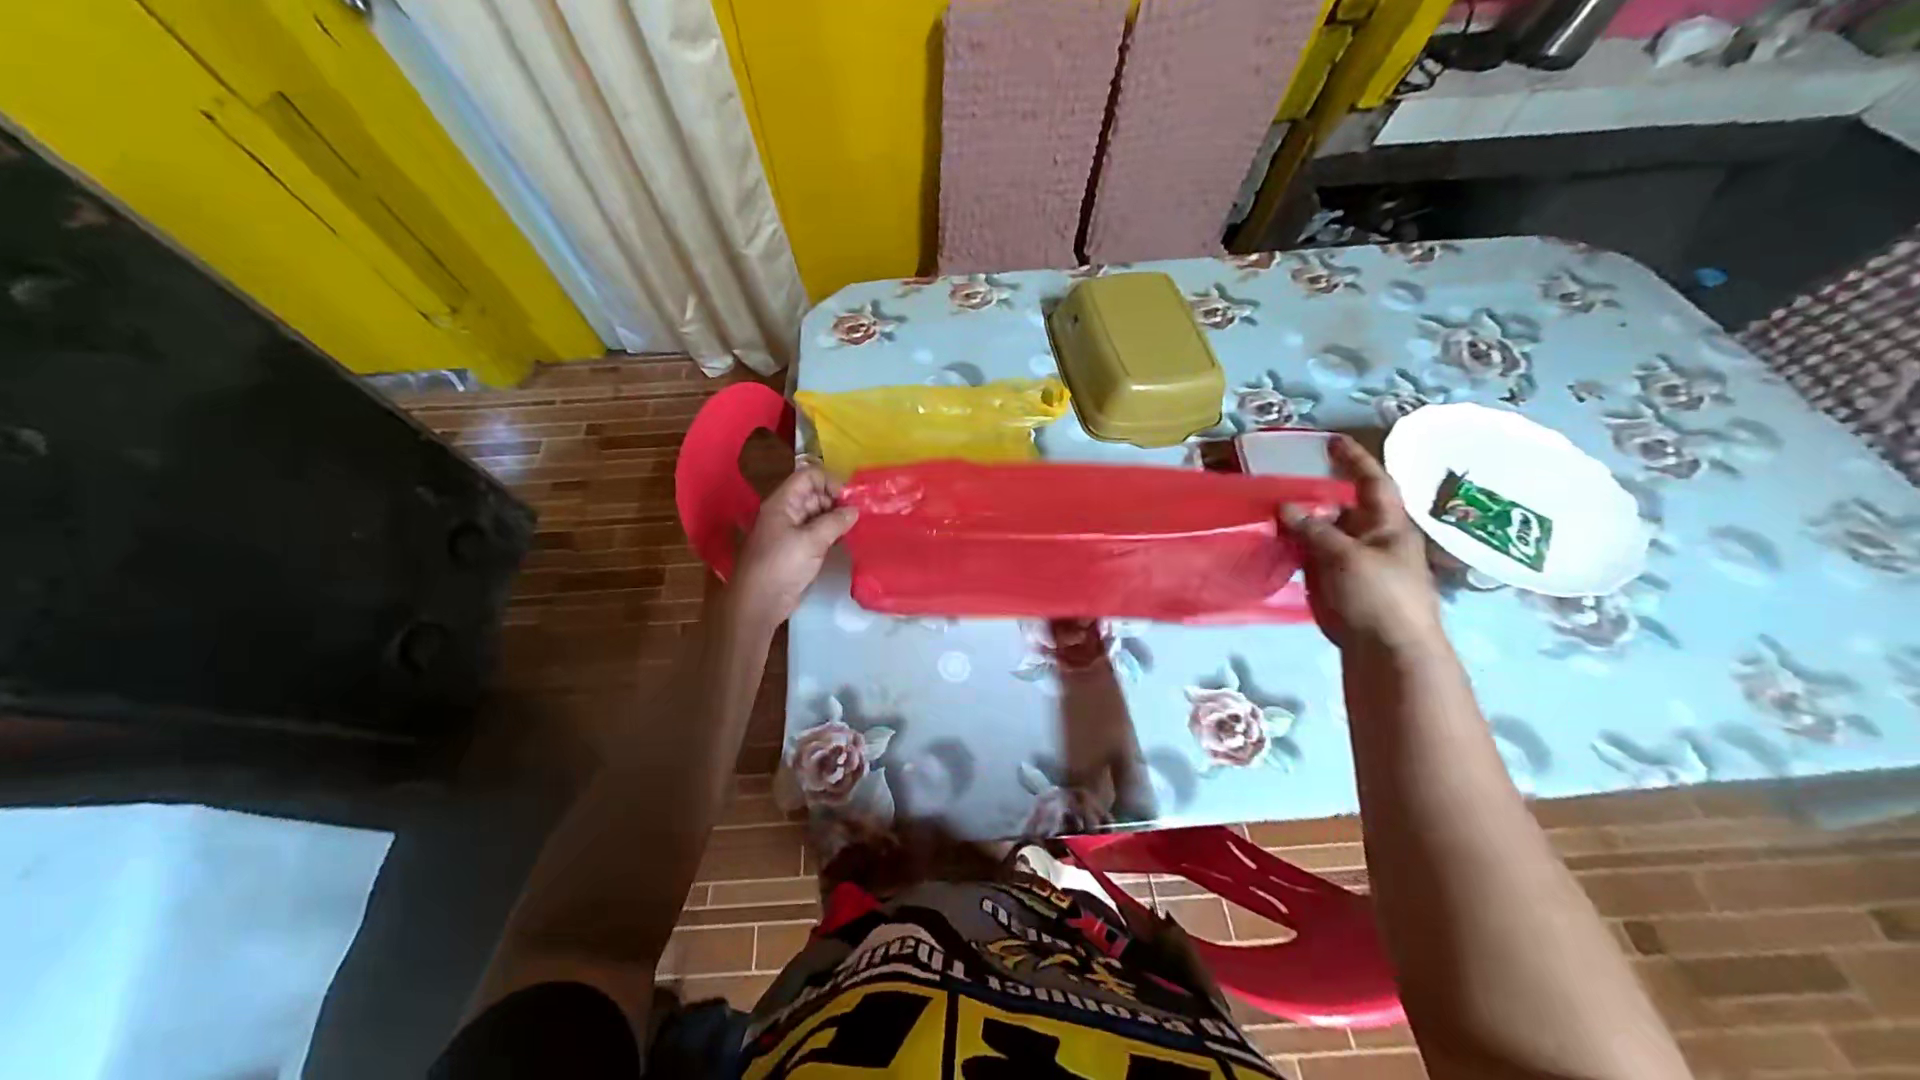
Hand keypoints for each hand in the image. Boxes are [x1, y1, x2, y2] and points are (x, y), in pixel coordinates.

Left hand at [730, 466, 858, 628]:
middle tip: (859, 515)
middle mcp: (786, 512)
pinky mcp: (796, 549)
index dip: (830, 482)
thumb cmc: (781, 566)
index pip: (809, 476)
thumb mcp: (811, 541)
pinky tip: (845, 540)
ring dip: (836, 518)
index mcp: (783, 502)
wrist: (758, 602)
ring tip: (856, 527)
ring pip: (817, 514)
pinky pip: (816, 532)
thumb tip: (855, 510)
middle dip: (837, 501)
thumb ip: (835, 522)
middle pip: (815, 494)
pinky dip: (831, 533)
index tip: (850, 500)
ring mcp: (791, 531)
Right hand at [1281, 435, 1444, 653]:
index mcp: (1388, 526)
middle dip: (1314, 496)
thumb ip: (1313, 530)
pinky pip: (1312, 560)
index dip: (1354, 460)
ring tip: (1268, 511)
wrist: (1387, 652)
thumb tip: (1285, 507)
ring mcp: (1353, 564)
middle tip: (1281, 482)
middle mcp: (1372, 540)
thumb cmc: (1378, 596)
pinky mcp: (1336, 586)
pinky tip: (1273, 545)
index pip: (1372, 482)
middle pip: (1341, 509)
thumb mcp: (1345, 556)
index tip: (1332, 441)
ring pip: (1322, 535)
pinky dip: (1294, 551)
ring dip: (1299, 524)